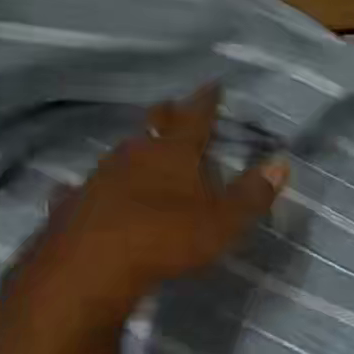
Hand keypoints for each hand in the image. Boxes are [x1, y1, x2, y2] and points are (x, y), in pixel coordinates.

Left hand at [15, 89, 288, 324]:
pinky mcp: (72, 206)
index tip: (213, 85)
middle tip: (171, 107)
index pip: (195, 118)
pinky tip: (84, 190)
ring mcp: (98, 179)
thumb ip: (252, 193)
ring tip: (141, 147)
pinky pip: (86, 189)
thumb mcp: (223, 220)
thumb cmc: (166, 237)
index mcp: (173, 154)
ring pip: (120, 155)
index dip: (206, 102)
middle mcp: (133, 156)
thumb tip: (281, 163)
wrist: (89, 269)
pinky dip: (96, 187)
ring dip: (134, 150)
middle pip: (152, 129)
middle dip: (165, 117)